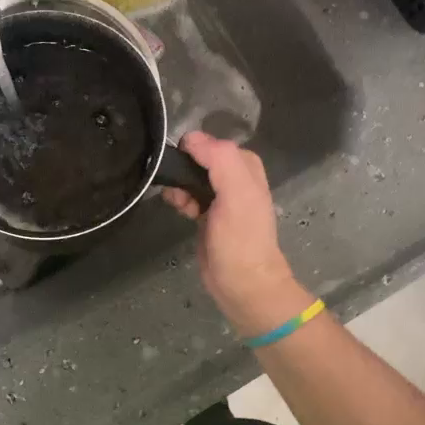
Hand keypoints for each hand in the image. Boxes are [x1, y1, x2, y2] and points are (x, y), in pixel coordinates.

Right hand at [163, 132, 313, 336]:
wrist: (243, 286)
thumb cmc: (241, 239)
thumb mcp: (236, 193)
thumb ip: (219, 159)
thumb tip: (190, 138)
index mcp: (246, 167)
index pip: (212, 142)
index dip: (194, 151)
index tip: (183, 168)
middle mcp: (235, 178)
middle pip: (199, 159)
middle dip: (183, 169)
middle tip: (178, 187)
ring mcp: (221, 198)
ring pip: (191, 177)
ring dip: (179, 185)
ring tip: (179, 203)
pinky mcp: (209, 216)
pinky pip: (189, 196)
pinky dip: (180, 199)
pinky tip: (179, 210)